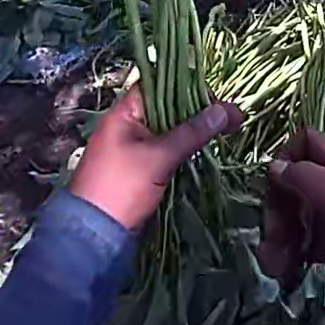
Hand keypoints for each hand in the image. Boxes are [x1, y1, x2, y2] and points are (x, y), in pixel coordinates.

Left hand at [69, 86, 243, 231]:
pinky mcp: (141, 167)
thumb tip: (225, 109)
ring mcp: (134, 146)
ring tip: (227, 129)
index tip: (216, 98)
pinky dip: (186, 145)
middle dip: (200, 109)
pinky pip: (167, 146)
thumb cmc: (122, 188)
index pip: (160, 84)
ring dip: (196, 128)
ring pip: (171, 127)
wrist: (92, 240)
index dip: (189, 85)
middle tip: (232, 117)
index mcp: (125, 113)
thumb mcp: (159, 157)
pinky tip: (206, 146)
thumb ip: (192, 132)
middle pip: (170, 105)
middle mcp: (129, 124)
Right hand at [262, 129, 324, 288]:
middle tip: (272, 234)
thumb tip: (275, 165)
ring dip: (279, 236)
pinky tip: (285, 272)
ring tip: (275, 264)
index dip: (287, 156)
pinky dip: (290, 253)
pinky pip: (301, 240)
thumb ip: (303, 176)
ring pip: (294, 214)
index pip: (306, 142)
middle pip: (294, 181)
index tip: (274, 182)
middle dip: (278, 208)